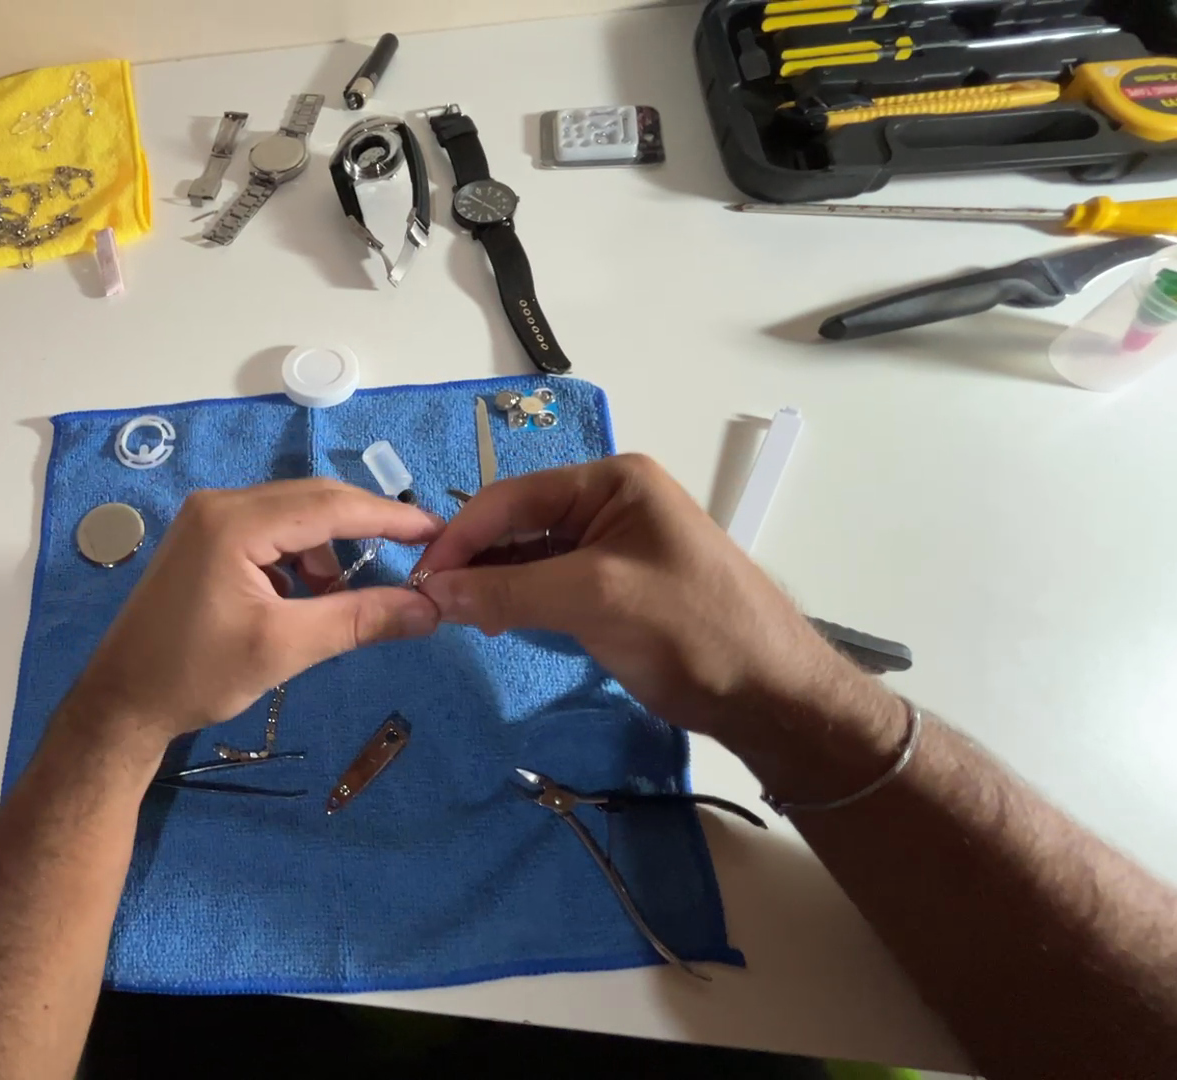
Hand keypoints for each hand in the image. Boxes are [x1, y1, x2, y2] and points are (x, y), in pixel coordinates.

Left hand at [65, 479, 443, 750]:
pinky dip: (296, 557)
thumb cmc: (197, 675)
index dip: (389, 517)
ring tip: (336, 600)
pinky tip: (299, 596)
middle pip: (312, 501)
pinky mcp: (202, 539)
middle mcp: (220, 503)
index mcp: (235, 521)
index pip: (330, 506)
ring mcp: (206, 518)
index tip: (438, 532)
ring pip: (291, 516)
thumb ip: (359, 620)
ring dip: (325, 550)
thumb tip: (429, 607)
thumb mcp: (285, 648)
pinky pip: (267, 531)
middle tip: (410, 562)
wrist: (123, 701)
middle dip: (362, 531)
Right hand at [410, 454, 865, 740]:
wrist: (771, 699)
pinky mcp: (603, 584)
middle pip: (514, 523)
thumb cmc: (691, 630)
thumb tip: (431, 590)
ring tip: (461, 615)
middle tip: (436, 602)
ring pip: (523, 555)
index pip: (511, 497)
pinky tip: (491, 619)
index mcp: (610, 482)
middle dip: (473, 560)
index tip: (422, 576)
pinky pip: (541, 581)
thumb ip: (507, 590)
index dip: (461, 534)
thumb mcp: (594, 599)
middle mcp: (603, 503)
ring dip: (489, 583)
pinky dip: (511, 599)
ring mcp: (604, 544)